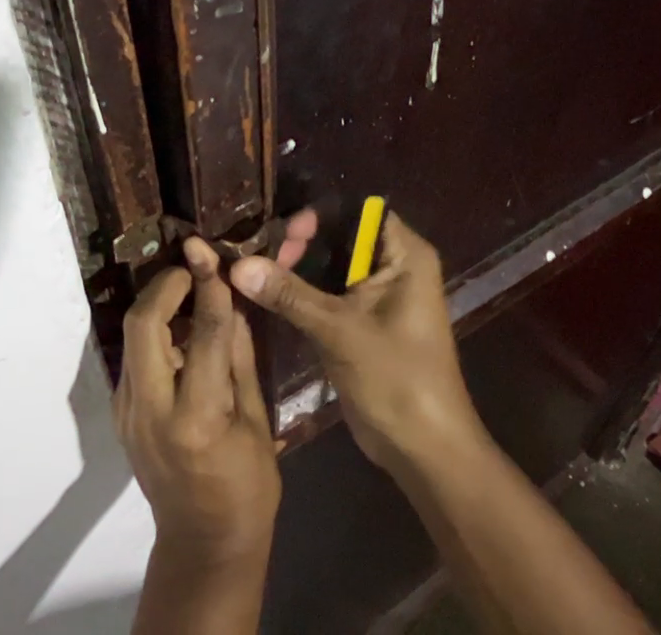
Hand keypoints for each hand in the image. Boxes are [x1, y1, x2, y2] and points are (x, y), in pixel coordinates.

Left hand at [115, 237, 279, 566]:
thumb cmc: (247, 488)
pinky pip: (134, 356)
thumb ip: (239, 357)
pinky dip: (153, 332)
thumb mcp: (256, 421)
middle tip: (193, 267)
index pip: (200, 334)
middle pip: (142, 324)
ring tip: (189, 289)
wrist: (202, 543)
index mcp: (197, 417)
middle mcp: (151, 410)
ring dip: (156, 304)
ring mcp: (127, 413)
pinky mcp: (121, 415)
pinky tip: (179, 329)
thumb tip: (232, 300)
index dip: (207, 286)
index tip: (208, 251)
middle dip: (165, 285)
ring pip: (131, 336)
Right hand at [230, 212, 483, 472]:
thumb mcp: (339, 330)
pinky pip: (327, 294)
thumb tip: (237, 264)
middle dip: (300, 243)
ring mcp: (376, 296)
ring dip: (295, 268)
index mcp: (405, 256)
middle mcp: (393, 267)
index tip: (283, 235)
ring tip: (252, 272)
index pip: (359, 212)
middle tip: (260, 258)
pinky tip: (265, 294)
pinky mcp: (360, 323)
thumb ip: (289, 294)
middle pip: (340, 236)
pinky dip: (300, 293)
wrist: (422, 447)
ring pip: (329, 265)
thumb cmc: (397, 378)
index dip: (320, 216)